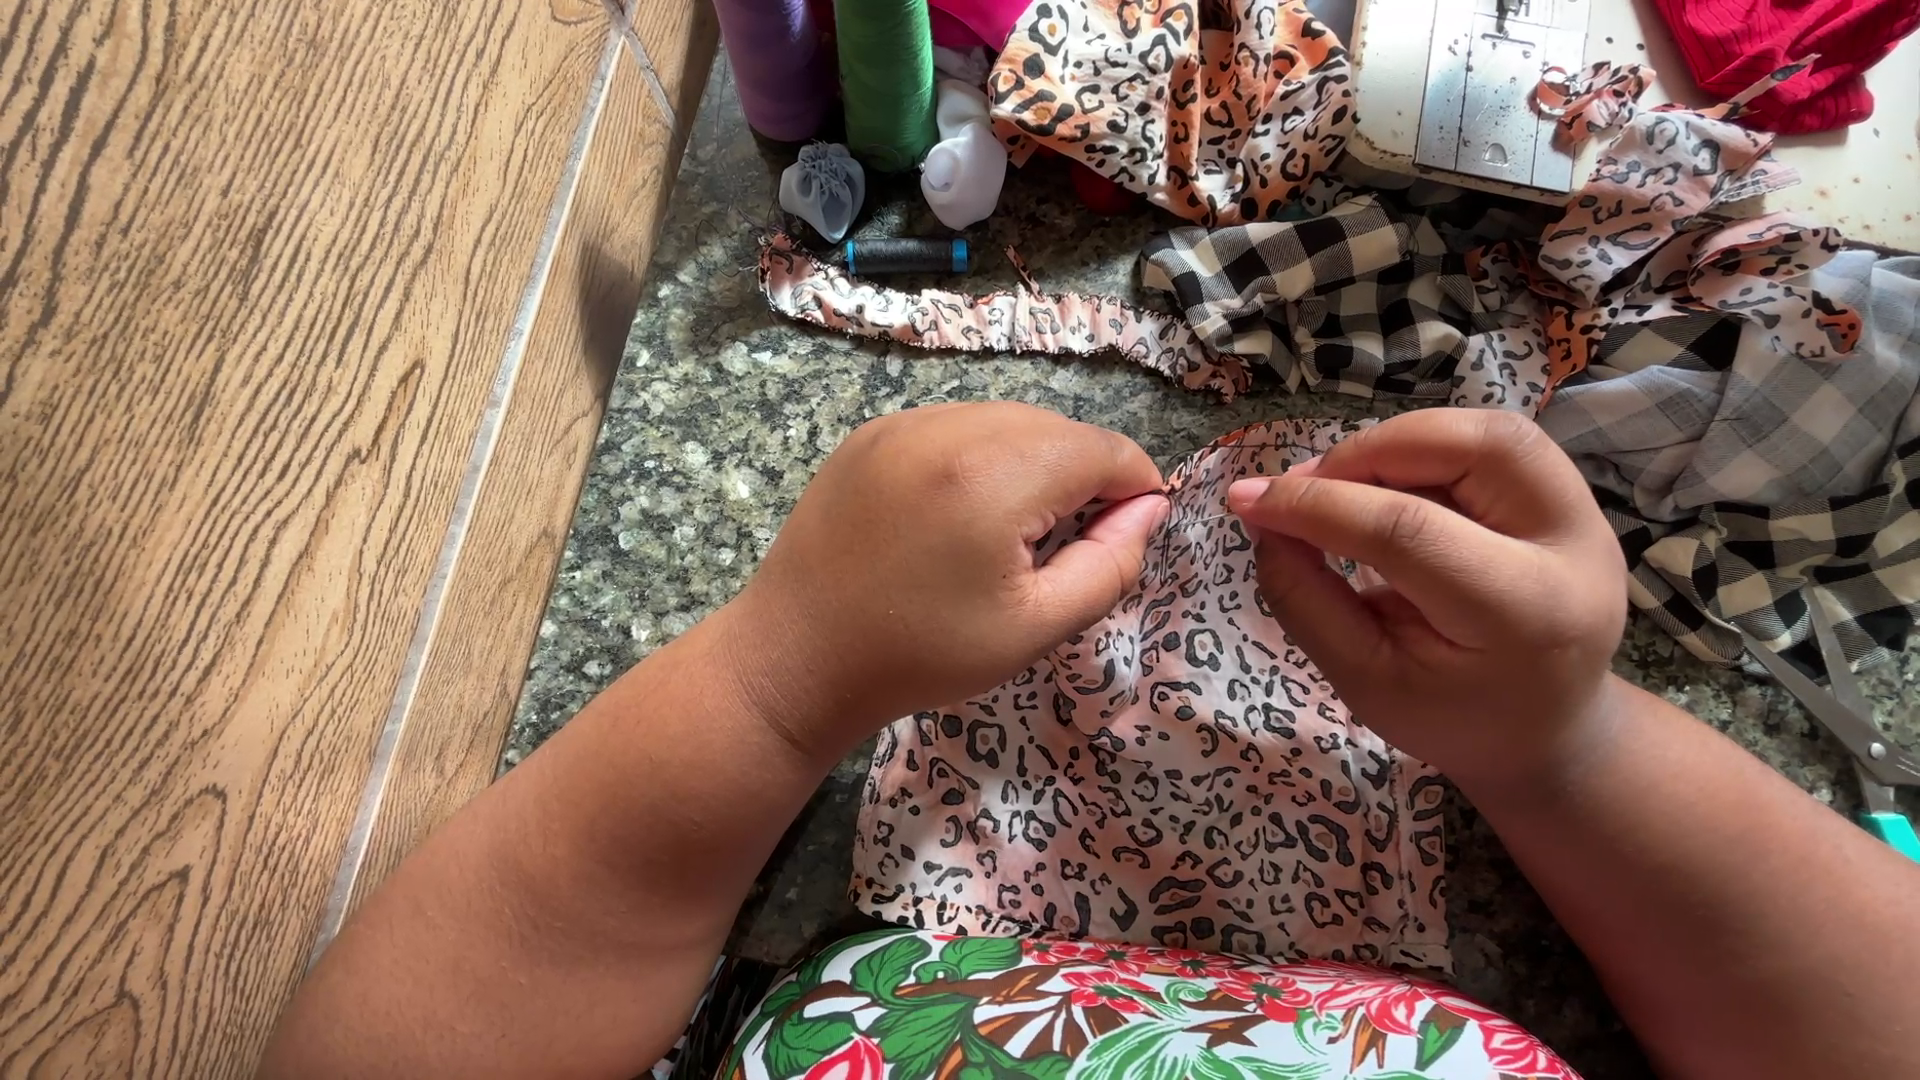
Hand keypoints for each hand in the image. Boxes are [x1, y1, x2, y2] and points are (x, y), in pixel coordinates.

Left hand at [716, 402, 1166, 763]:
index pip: (1103, 448)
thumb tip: (1147, 511)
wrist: (796, 658)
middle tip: (1064, 544)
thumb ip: (1109, 565)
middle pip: (1056, 429)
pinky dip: (980, 457)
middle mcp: (948, 426)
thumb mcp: (1034, 627)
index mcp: (994, 474)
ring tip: (1010, 530)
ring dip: (1032, 463)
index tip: (1130, 530)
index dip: (1135, 485)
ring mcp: (902, 422)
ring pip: (1006, 421)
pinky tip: (959, 512)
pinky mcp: (871, 433)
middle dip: (1082, 476)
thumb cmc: (919, 655)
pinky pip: (954, 427)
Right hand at [1226, 409, 1627, 794]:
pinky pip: (1485, 444)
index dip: (1314, 506)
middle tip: (1307, 487)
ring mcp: (1584, 515)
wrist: (1543, 730)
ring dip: (1395, 444)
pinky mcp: (1569, 498)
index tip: (1244, 501)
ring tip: (1341, 487)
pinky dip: (1416, 453)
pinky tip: (1380, 492)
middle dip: (1371, 450)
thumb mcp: (1359, 679)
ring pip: (1487, 430)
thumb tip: (1262, 519)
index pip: (1406, 531)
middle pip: (1477, 446)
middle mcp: (1573, 548)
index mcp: (1520, 615)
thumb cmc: (1447, 717)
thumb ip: (1305, 598)